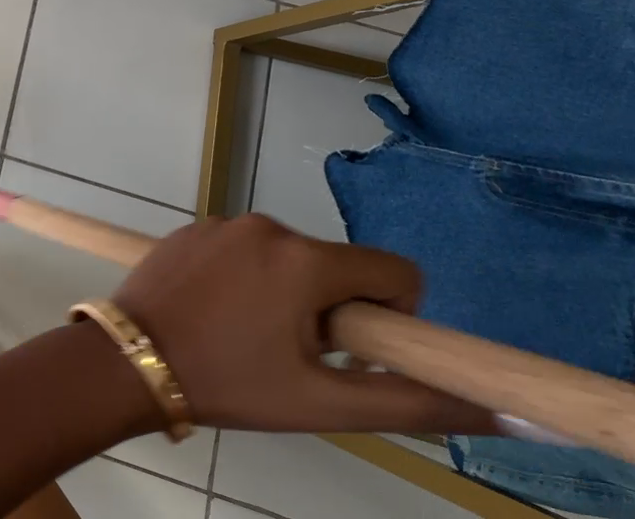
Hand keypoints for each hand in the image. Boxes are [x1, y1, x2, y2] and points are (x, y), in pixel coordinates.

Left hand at [111, 214, 497, 435]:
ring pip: (289, 259)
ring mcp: (219, 223)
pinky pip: (243, 251)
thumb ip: (417, 403)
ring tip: (249, 334)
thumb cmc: (229, 381)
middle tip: (291, 350)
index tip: (354, 350)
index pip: (395, 271)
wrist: (128, 359)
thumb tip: (505, 412)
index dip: (393, 314)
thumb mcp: (327, 403)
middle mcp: (264, 226)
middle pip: (337, 266)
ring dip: (288, 294)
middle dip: (334, 308)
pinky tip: (217, 313)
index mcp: (304, 258)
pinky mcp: (187, 229)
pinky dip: (247, 279)